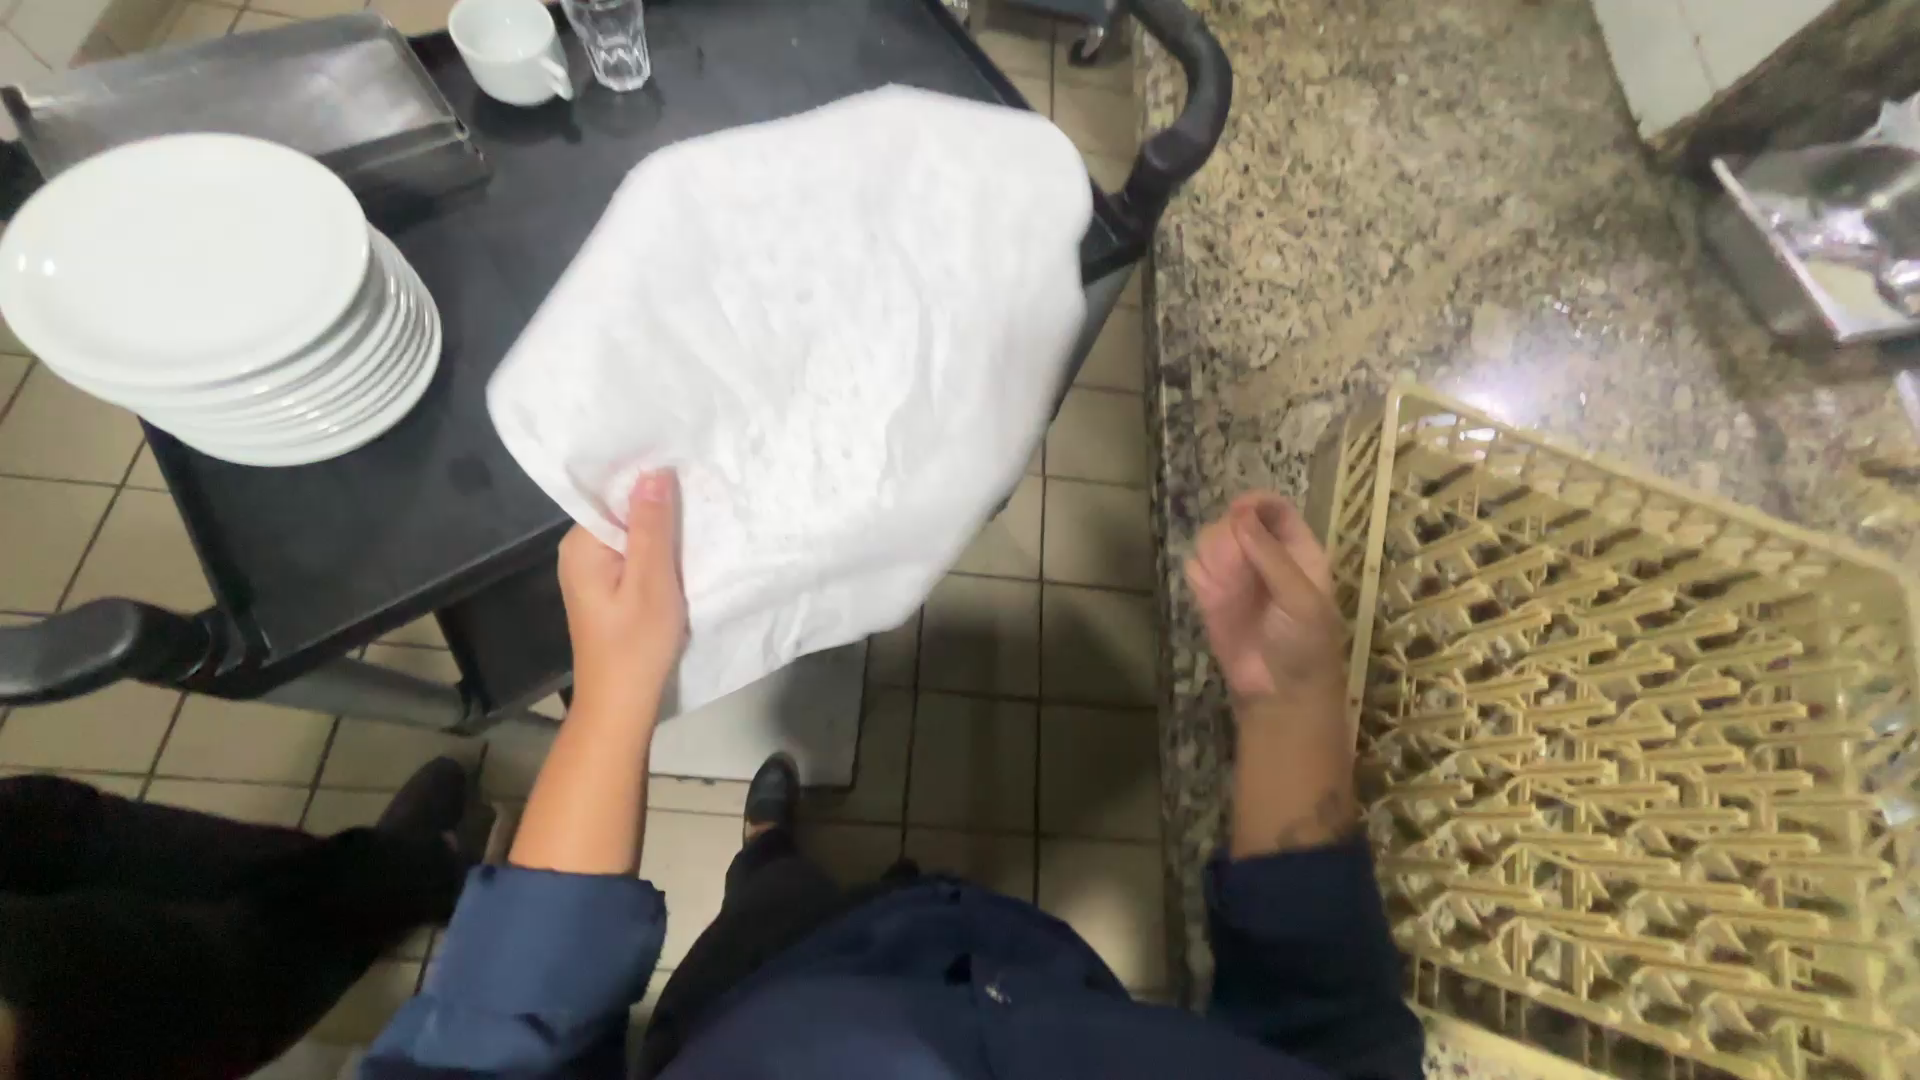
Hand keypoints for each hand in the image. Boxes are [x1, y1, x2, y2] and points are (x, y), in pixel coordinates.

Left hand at [558, 469, 687, 720]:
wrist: (622, 701)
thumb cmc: (636, 642)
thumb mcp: (652, 580)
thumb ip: (652, 526)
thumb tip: (654, 470)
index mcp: (581, 544)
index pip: (613, 493)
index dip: (648, 479)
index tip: (686, 467)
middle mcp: (580, 550)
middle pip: (622, 510)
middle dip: (659, 502)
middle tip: (702, 491)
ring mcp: (593, 569)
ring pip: (632, 532)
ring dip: (663, 527)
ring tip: (700, 513)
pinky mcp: (609, 586)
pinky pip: (635, 553)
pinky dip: (659, 549)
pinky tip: (684, 547)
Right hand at [1189, 494, 1357, 855]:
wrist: (1279, 694)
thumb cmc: (1305, 646)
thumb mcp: (1301, 600)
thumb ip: (1272, 557)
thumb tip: (1241, 516)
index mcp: (1299, 553)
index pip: (1276, 511)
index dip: (1257, 504)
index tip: (1239, 512)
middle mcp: (1265, 558)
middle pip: (1237, 521)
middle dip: (1229, 533)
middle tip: (1231, 559)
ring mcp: (1236, 576)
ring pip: (1211, 540)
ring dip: (1211, 553)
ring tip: (1222, 583)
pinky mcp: (1210, 595)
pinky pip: (1195, 567)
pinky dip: (1198, 574)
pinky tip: (1210, 595)